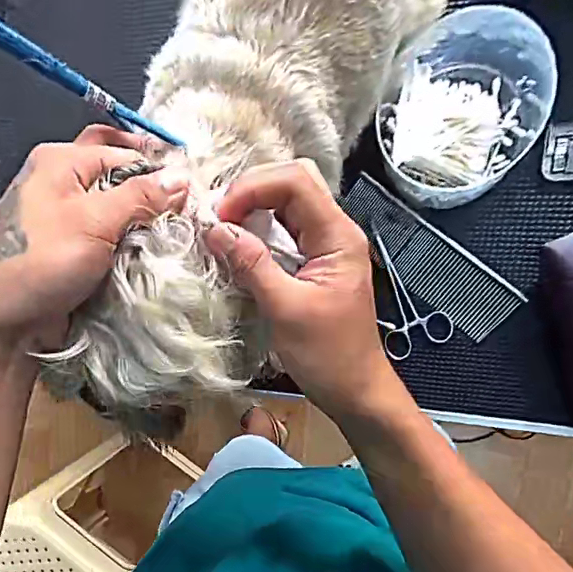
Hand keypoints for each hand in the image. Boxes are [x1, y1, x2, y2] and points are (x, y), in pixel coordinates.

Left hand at [0, 125, 187, 377]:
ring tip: (176, 236)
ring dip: (145, 224)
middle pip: (121, 179)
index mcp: (62, 162)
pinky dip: (133, 246)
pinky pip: (113, 240)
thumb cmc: (46, 261)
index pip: (123, 152)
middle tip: (183, 213)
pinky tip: (154, 255)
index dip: (158, 169)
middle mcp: (65, 184)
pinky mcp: (76, 250)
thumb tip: (182, 178)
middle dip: (152, 196)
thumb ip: (141, 196)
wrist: (14, 318)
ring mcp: (70, 219)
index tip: (192, 192)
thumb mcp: (96, 220)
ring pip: (120, 212)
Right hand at [206, 160, 414, 421]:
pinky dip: (259, 235)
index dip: (252, 188)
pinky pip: (285, 234)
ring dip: (253, 212)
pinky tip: (239, 250)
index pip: (295, 181)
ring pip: (287, 207)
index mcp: (338, 237)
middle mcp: (335, 233)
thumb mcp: (285, 310)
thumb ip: (252, 265)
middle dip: (251, 192)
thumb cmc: (328, 356)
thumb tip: (216, 230)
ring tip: (222, 232)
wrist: (356, 390)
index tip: (220, 216)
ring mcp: (326, 248)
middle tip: (218, 220)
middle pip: (292, 183)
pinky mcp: (315, 265)